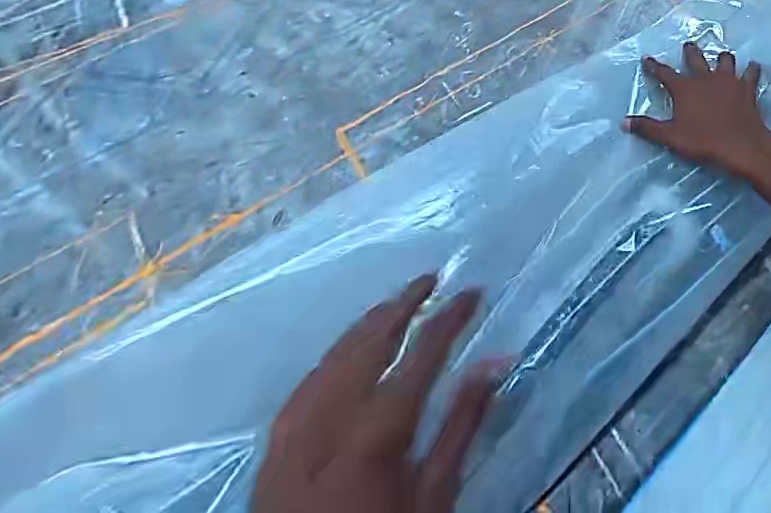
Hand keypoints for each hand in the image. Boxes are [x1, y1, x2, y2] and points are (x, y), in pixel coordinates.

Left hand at [251, 275, 502, 512]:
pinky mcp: (273, 443)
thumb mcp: (433, 499)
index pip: (422, 352)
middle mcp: (331, 416)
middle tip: (432, 279)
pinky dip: (337, 351)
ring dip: (370, 321)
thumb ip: (462, 425)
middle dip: (404, 302)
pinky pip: (309, 378)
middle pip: (372, 338)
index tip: (473, 291)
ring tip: (397, 302)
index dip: (450, 316)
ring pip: (336, 352)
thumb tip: (497, 363)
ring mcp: (295, 427)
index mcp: (377, 431)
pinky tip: (349, 347)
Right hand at [625, 41, 770, 179]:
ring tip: (721, 56)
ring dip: (722, 58)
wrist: (742, 146)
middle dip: (690, 51)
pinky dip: (752, 70)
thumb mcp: (671, 137)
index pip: (664, 73)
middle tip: (688, 45)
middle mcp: (705, 78)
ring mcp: (728, 81)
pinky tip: (754, 66)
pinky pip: (750, 74)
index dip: (654, 66)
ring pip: (725, 61)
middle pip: (696, 58)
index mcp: (685, 88)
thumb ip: (648, 128)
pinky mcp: (747, 89)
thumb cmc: (704, 141)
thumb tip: (624, 122)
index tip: (647, 58)